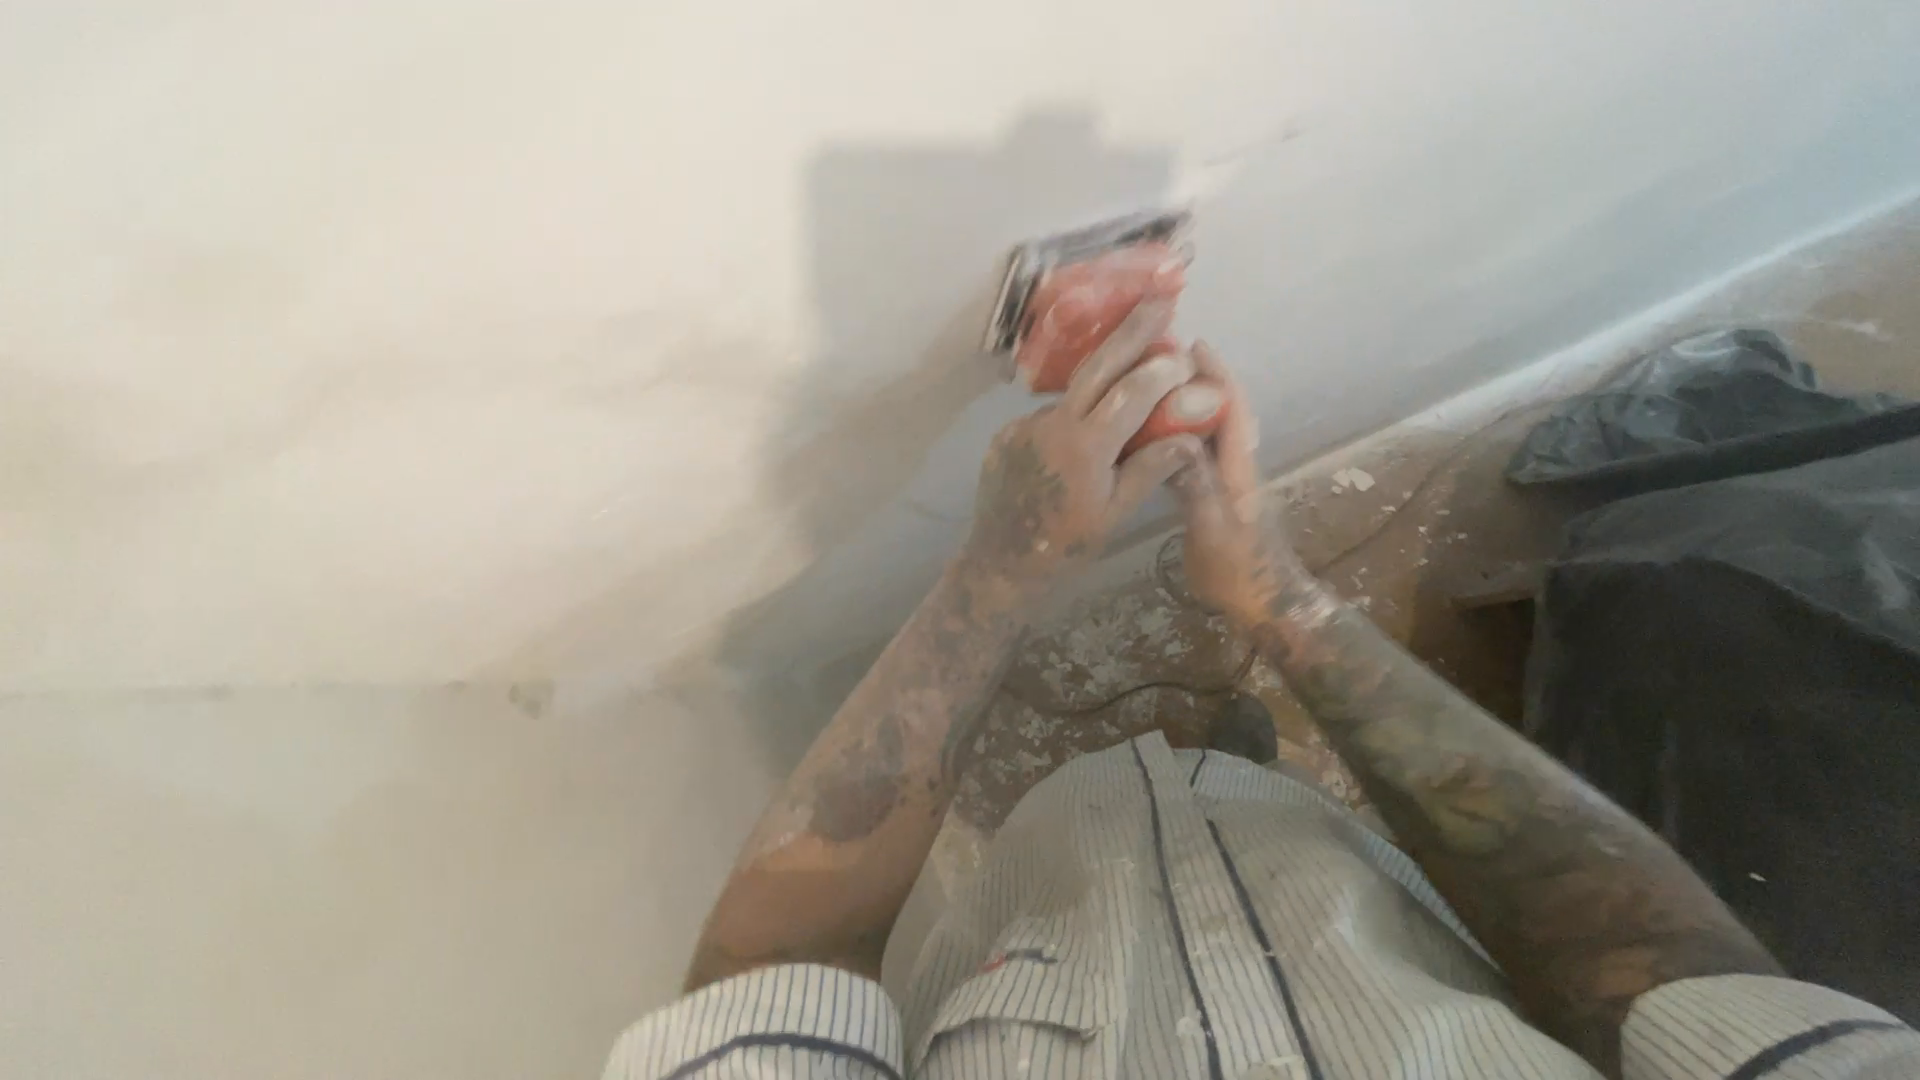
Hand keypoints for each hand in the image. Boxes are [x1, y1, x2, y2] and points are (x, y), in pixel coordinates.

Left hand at [963, 299, 1207, 594]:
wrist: (1001, 561)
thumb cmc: (1066, 544)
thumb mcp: (1114, 513)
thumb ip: (1150, 468)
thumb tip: (1189, 436)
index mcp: (1084, 447)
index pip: (1131, 392)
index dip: (1160, 371)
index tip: (1183, 357)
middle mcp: (1051, 425)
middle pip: (1097, 366)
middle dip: (1131, 330)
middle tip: (1158, 299)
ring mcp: (1024, 426)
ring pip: (1073, 396)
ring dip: (1101, 387)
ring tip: (1125, 398)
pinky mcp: (1007, 434)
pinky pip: (1049, 417)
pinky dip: (1071, 419)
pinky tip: (1081, 441)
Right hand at [1168, 342, 1306, 621]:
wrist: (1263, 602)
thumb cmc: (1237, 570)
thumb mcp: (1211, 531)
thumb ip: (1196, 487)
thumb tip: (1176, 441)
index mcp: (1240, 469)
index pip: (1233, 409)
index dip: (1217, 375)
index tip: (1193, 345)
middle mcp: (1238, 467)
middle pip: (1226, 412)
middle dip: (1203, 381)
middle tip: (1165, 361)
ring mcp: (1231, 482)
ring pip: (1214, 431)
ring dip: (1192, 406)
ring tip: (1156, 389)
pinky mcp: (1221, 496)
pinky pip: (1202, 452)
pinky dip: (1183, 435)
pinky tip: (1158, 436)